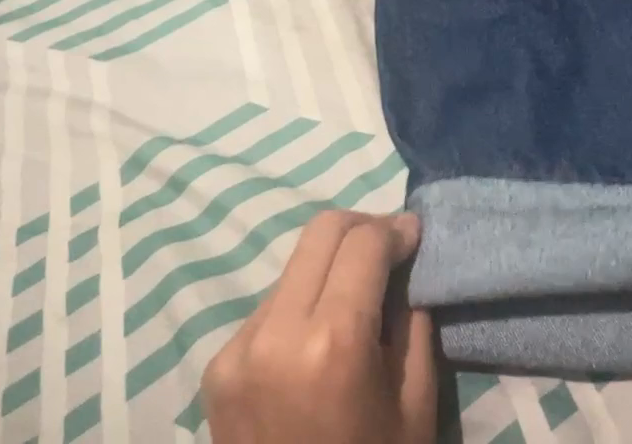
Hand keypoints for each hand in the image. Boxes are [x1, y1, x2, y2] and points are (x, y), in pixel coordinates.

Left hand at [203, 210, 435, 443]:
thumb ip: (412, 320)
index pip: (362, 243)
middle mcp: (274, 331)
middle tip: (391, 247)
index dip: (395, 228)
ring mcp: (237, 347)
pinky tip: (320, 334)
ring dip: (330, 264)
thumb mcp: (415, 403)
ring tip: (358, 293)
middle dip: (362, 228)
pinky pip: (270, 305)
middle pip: (320, 233)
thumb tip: (404, 264)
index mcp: (331, 343)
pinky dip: (303, 300)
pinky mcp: (217, 365)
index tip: (415, 233)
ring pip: (293, 265)